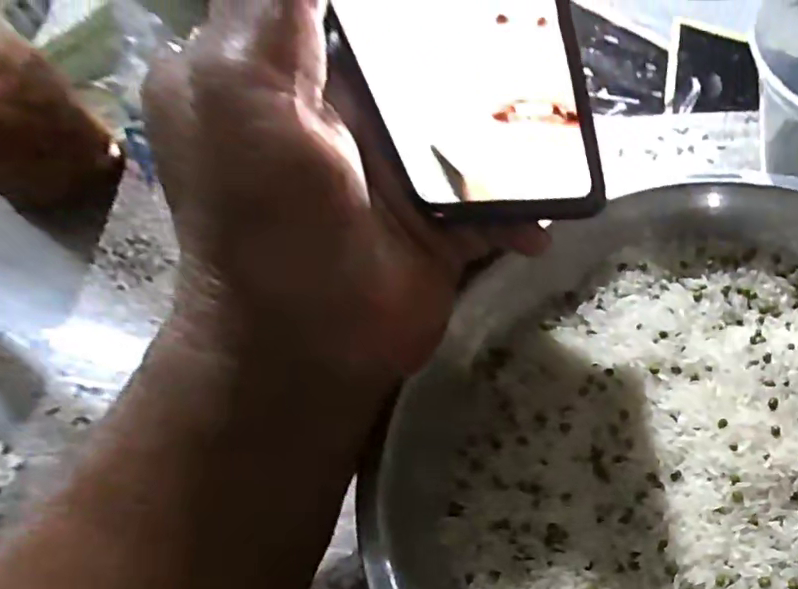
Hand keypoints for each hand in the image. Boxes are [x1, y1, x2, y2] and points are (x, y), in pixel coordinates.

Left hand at [143, 0, 545, 396]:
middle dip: (474, 59)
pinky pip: (492, 207)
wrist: (309, 345)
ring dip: (513, 136)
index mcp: (289, 74)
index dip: (402, 11)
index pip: (351, 15)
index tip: (456, 5)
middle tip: (526, 39)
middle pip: (424, 66)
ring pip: (469, 135)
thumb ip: (273, 9)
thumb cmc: (264, 220)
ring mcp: (400, 182)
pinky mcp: (440, 234)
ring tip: (556, 127)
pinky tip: (536, 221)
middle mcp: (348, 123)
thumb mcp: (241, 92)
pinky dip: (519, 213)